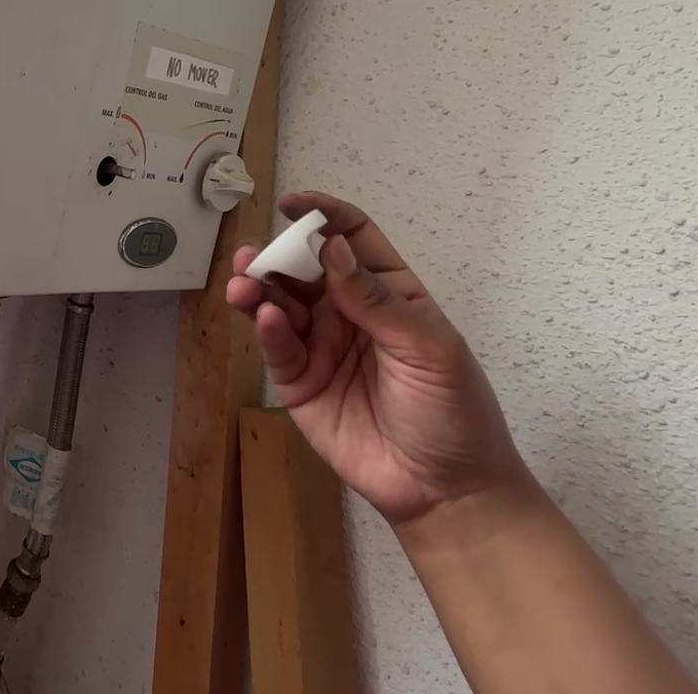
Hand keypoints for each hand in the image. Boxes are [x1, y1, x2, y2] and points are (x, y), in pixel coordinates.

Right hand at [226, 192, 531, 527]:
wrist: (444, 491)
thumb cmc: (453, 412)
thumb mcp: (429, 349)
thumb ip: (376, 299)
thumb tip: (331, 246)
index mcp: (385, 291)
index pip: (348, 238)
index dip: (321, 215)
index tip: (293, 205)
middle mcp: (344, 310)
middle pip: (300, 267)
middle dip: (274, 254)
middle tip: (254, 256)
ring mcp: (316, 343)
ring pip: (276, 300)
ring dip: (257, 287)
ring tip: (244, 284)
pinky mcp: (295, 377)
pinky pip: (274, 344)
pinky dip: (265, 328)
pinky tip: (266, 319)